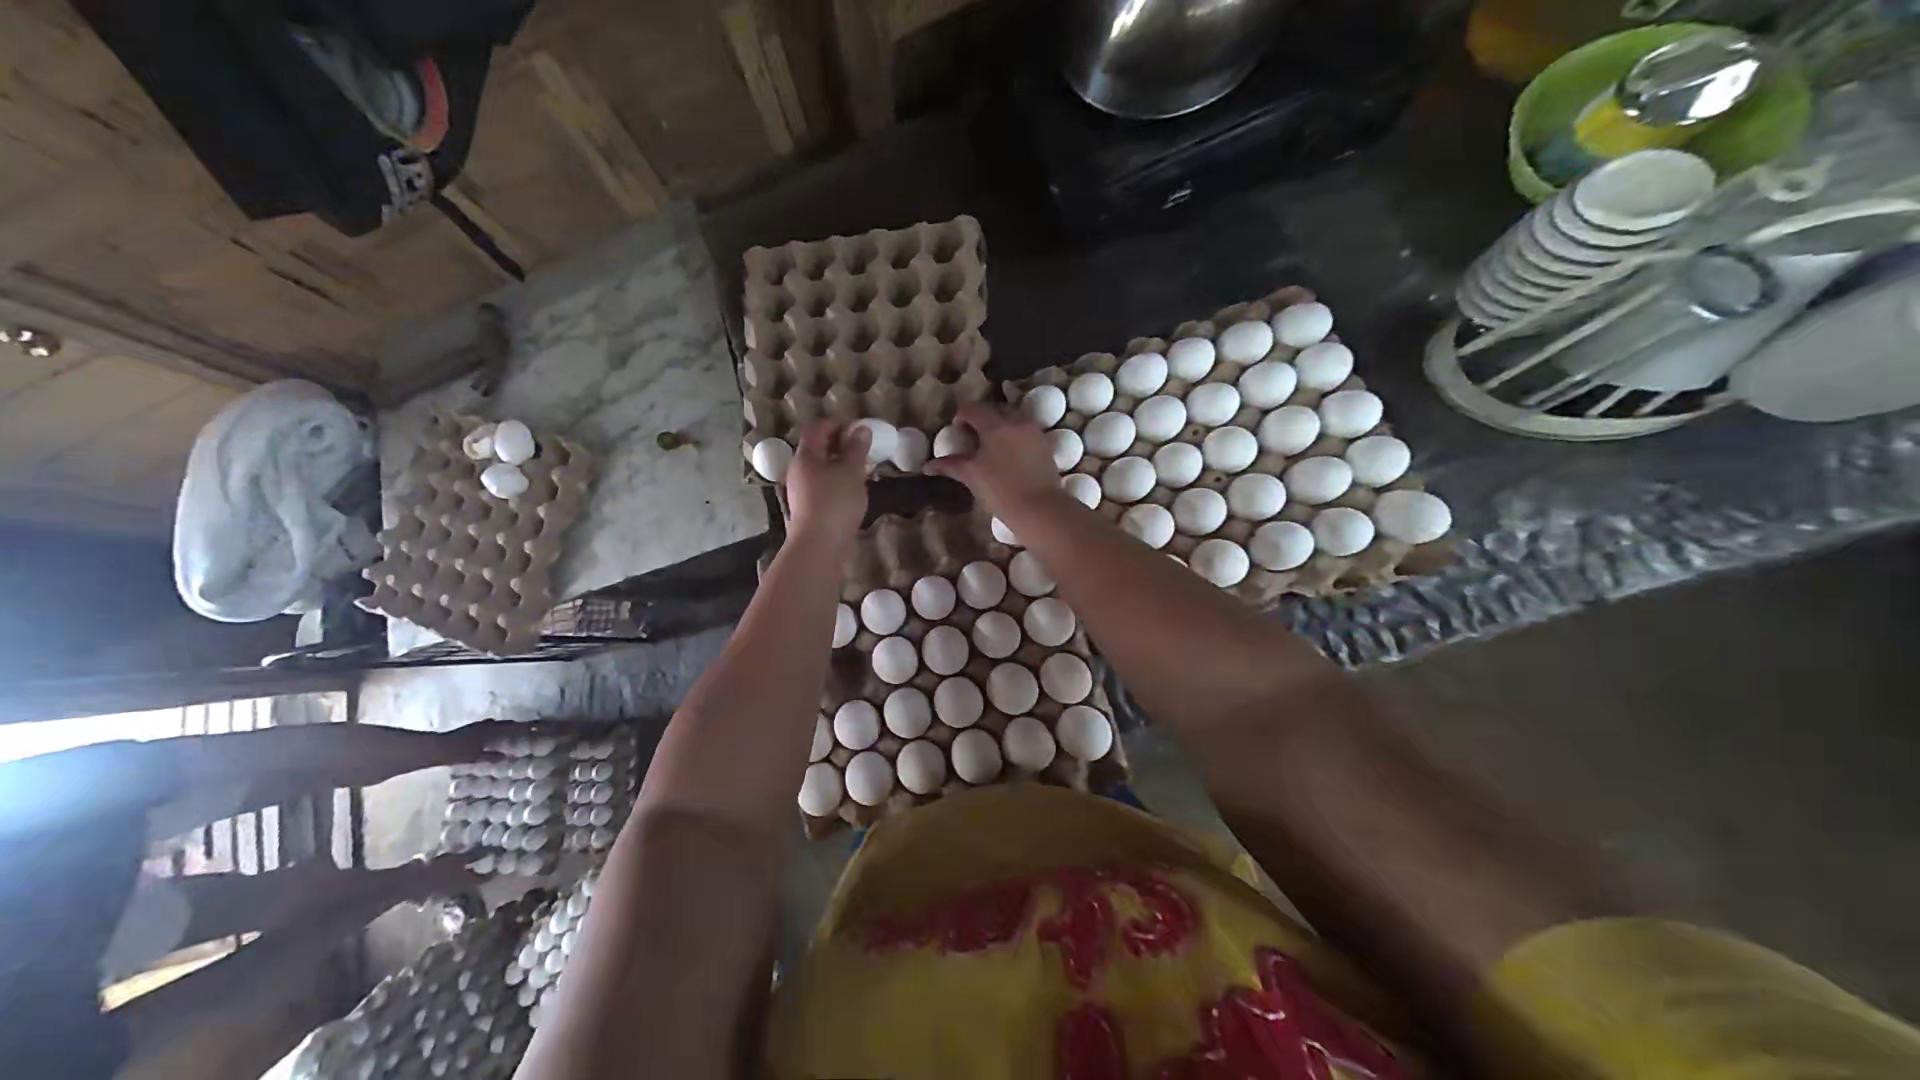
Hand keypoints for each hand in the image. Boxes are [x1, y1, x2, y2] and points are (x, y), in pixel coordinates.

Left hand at [785, 419, 869, 543]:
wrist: (819, 545)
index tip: (858, 428)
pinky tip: (853, 489)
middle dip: (839, 443)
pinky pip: (823, 484)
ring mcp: (801, 490)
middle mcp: (799, 470)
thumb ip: (856, 449)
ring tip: (862, 467)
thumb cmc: (835, 503)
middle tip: (862, 446)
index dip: (836, 423)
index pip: (816, 428)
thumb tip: (861, 429)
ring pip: (820, 467)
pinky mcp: (808, 506)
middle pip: (817, 448)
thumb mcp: (851, 472)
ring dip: (840, 463)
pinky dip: (837, 479)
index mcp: (805, 456)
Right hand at [924, 402, 1061, 520]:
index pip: (972, 409)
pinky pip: (1025, 432)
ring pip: (1011, 420)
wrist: (1040, 508)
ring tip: (991, 449)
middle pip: (993, 411)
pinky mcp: (1045, 445)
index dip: (960, 417)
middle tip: (972, 441)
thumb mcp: (971, 476)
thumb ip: (950, 465)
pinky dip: (1014, 437)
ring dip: (999, 428)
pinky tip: (1009, 457)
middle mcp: (1016, 420)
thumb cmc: (1000, 490)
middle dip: (981, 420)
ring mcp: (1033, 432)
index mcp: (995, 425)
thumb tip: (928, 465)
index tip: (957, 433)